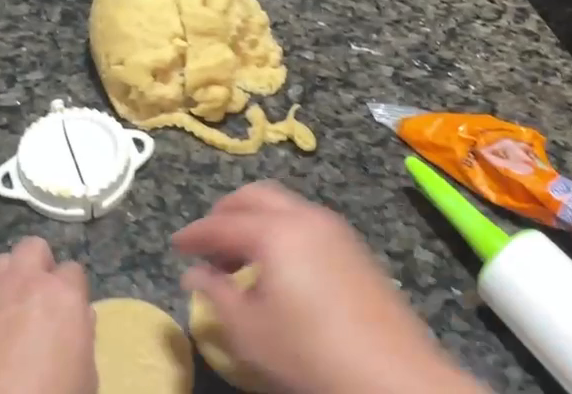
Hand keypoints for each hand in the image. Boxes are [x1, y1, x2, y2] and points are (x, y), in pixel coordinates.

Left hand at [0, 237, 95, 393]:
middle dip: (39, 266)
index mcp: (62, 295)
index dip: (74, 290)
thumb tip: (78, 321)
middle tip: (43, 298)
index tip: (72, 311)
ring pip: (0, 264)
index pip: (73, 270)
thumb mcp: (86, 377)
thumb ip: (82, 339)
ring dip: (9, 279)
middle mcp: (24, 285)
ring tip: (13, 310)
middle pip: (32, 248)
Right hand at [176, 182, 484, 393]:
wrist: (396, 376)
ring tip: (240, 260)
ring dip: (254, 220)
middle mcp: (303, 215)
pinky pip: (304, 220)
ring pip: (282, 205)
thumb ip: (216, 295)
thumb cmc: (313, 354)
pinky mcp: (353, 245)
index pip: (220, 223)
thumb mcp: (251, 333)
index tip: (175, 245)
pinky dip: (280, 229)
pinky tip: (278, 268)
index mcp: (273, 231)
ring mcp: (333, 227)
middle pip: (253, 196)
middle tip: (208, 244)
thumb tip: (194, 273)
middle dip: (225, 214)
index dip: (194, 234)